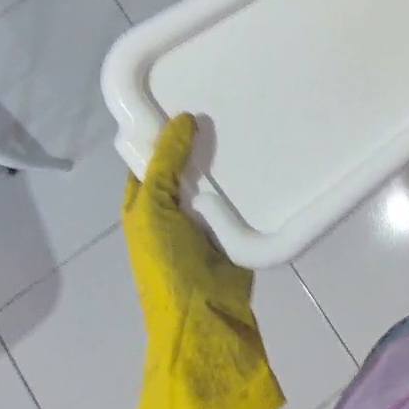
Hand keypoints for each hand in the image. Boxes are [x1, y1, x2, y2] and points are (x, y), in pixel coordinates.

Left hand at [125, 115, 284, 408]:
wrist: (205, 312)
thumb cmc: (166, 262)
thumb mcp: (153, 209)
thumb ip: (165, 164)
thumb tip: (184, 118)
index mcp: (143, 203)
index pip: (149, 157)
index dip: (161, 131)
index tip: (184, 96)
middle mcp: (173, 206)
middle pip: (186, 163)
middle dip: (201, 139)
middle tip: (226, 101)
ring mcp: (205, 216)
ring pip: (215, 176)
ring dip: (227, 157)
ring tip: (250, 119)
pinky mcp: (235, 225)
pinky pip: (241, 195)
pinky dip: (249, 179)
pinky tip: (265, 154)